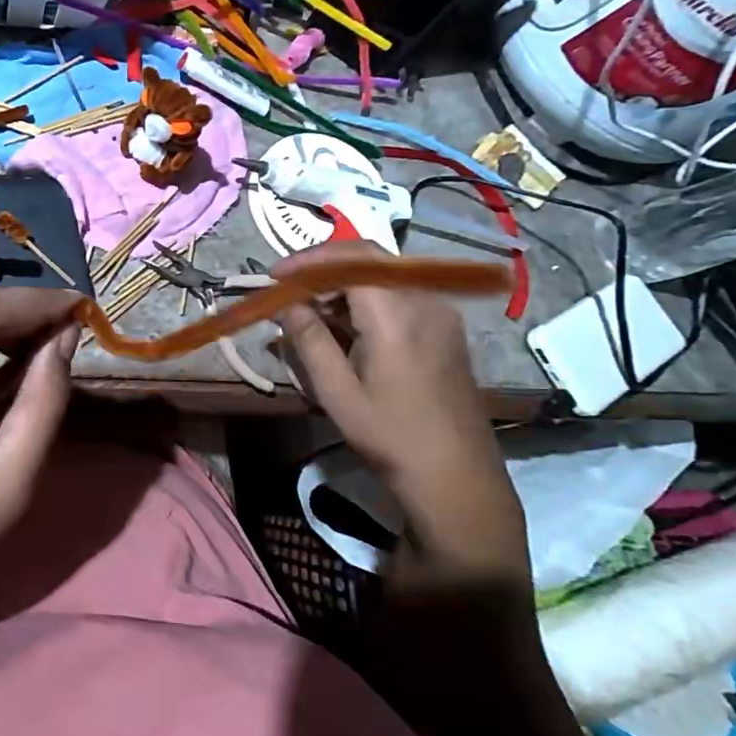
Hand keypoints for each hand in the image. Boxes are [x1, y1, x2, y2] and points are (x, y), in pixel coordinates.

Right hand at [275, 241, 521, 575]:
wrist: (457, 476)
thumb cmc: (391, 437)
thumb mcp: (338, 393)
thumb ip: (310, 340)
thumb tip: (288, 304)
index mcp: (396, 315)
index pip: (352, 259)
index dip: (311, 259)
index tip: (277, 275)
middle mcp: (424, 301)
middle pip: (370, 261)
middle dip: (326, 270)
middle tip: (290, 292)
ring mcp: (441, 313)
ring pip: (385, 278)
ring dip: (345, 285)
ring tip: (311, 313)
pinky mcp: (447, 328)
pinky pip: (401, 296)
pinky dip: (368, 300)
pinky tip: (348, 327)